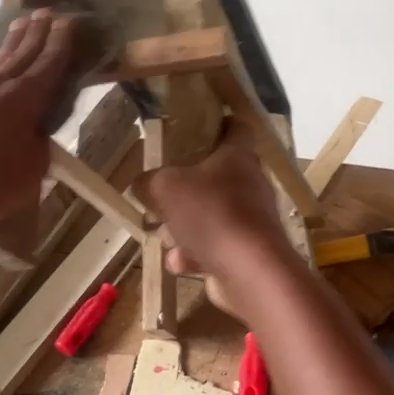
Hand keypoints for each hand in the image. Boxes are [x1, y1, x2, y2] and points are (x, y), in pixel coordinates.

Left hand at [0, 10, 72, 240]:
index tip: (68, 23)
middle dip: (37, 33)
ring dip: (13, 42)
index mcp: (22, 99)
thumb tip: (37, 127)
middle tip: (47, 13)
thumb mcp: (35, 167)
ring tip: (22, 25)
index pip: (47, 63)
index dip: (60, 43)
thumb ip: (41, 140)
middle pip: (21, 52)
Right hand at [138, 119, 298, 290]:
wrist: (249, 270)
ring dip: (183, 230)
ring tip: (167, 239)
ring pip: (209, 217)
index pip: (236, 127)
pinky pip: (214, 247)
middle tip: (160, 201)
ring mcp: (251, 220)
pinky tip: (181, 264)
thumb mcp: (165, 188)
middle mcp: (250, 184)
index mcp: (238, 156)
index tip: (196, 128)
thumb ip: (148, 182)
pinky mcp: (248, 252)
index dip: (218, 123)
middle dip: (182, 193)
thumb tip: (141, 183)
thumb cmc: (211, 213)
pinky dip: (196, 255)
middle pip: (213, 179)